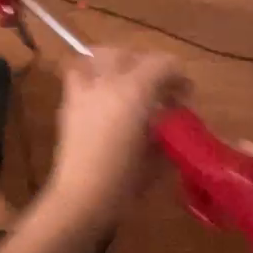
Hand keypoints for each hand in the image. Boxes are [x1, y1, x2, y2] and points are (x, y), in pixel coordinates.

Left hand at [44, 48, 187, 232]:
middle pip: (130, 53)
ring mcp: (84, 90)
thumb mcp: (159, 155)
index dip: (178, 76)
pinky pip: (78, 73)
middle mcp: (107, 82)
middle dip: (147, 65)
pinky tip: (104, 98)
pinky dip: (92, 76)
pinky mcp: (67, 103)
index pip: (163, 63)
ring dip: (117, 63)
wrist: (81, 199)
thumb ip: (169, 127)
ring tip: (127, 85)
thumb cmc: (125, 181)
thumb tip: (173, 116)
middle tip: (158, 90)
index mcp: (134, 91)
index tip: (185, 96)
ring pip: (99, 55)